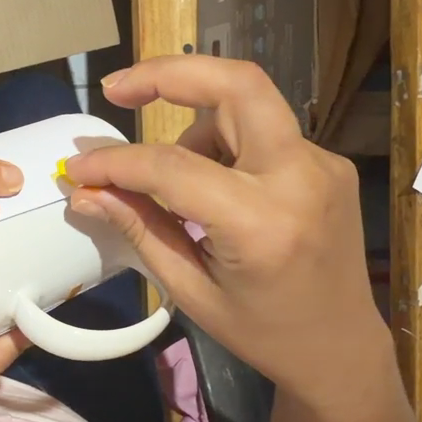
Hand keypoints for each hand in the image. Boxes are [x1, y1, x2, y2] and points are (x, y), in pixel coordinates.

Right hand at [62, 56, 391, 394]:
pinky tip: (212, 183)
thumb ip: (139, 229)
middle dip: (169, 72)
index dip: (116, 161)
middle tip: (116, 87)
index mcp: (261, 224)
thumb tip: (86, 191)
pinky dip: (223, 142)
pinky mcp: (329, 162)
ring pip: (246, 103)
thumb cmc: (262, 332)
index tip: (78, 166)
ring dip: (195, 120)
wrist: (343, 349)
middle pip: (238, 84)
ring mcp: (323, 163)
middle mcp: (301, 178)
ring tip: (169, 175)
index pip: (173, 168)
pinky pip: (263, 129)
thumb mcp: (191, 291)